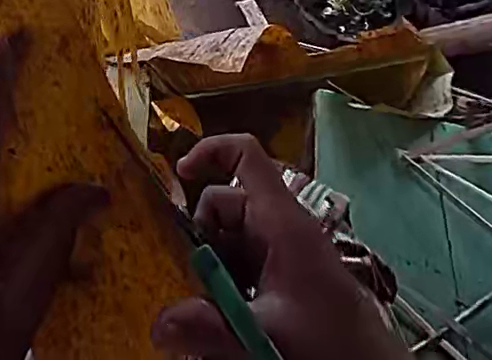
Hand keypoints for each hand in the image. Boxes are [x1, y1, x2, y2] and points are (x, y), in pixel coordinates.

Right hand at [152, 135, 407, 359]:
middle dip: (202, 235)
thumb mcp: (266, 335)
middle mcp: (281, 228)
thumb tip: (159, 324)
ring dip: (213, 265)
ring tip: (205, 307)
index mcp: (281, 221)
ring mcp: (284, 253)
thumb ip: (211, 330)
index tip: (179, 173)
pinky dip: (228, 285)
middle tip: (190, 276)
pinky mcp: (287, 279)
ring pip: (232, 240)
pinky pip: (244, 266)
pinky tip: (224, 319)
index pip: (246, 156)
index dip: (210, 150)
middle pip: (227, 203)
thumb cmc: (332, 346)